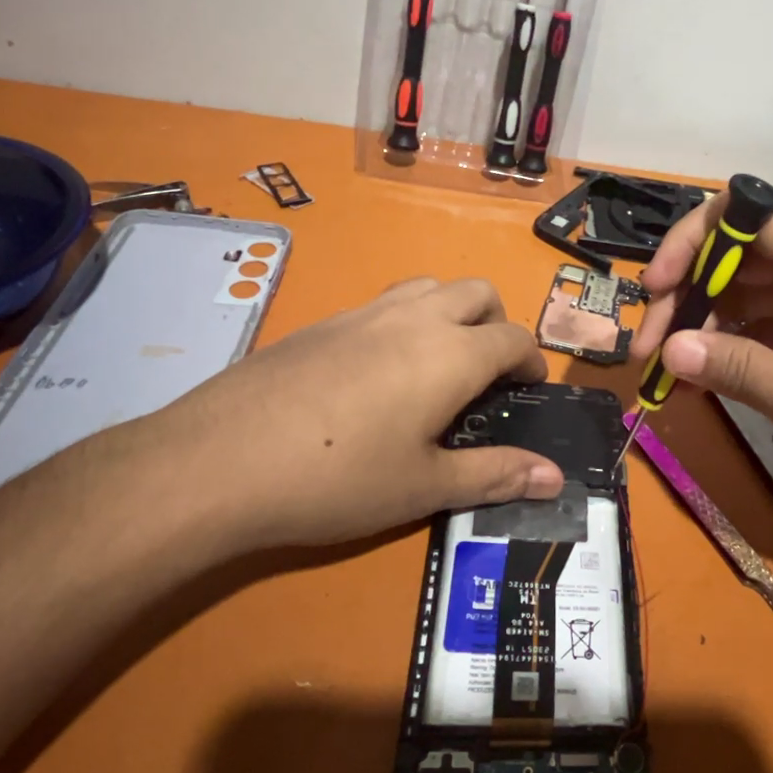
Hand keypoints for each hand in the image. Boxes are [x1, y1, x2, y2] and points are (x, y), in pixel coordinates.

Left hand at [143, 277, 564, 550]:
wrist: (216, 462)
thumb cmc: (337, 480)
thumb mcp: (424, 487)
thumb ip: (496, 475)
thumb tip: (556, 477)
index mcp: (451, 354)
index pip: (513, 338)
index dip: (531, 361)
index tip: (530, 389)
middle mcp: (415, 319)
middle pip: (477, 292)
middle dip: (497, 322)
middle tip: (488, 372)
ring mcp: (363, 314)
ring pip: (428, 285)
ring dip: (451, 311)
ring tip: (438, 362)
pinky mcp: (321, 322)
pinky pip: (383, 303)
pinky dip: (405, 321)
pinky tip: (376, 373)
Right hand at [631, 203, 772, 525]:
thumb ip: (738, 369)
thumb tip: (669, 347)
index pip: (748, 211)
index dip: (693, 237)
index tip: (657, 288)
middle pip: (739, 252)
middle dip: (686, 290)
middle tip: (647, 348)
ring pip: (748, 289)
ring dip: (703, 321)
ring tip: (665, 369)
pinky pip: (768, 323)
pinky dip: (733, 343)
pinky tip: (703, 377)